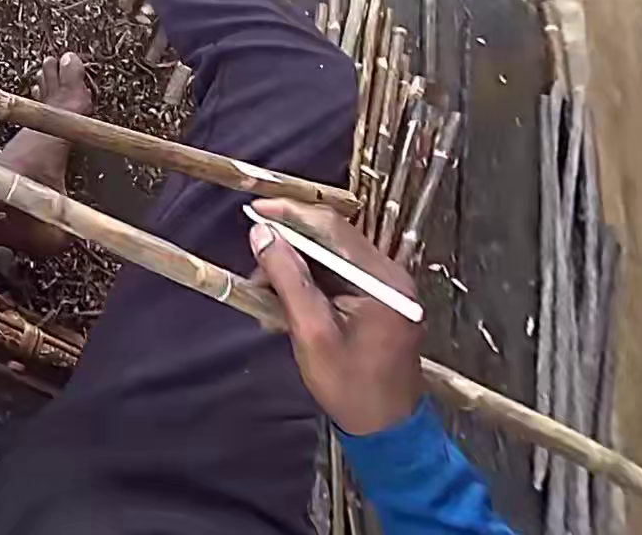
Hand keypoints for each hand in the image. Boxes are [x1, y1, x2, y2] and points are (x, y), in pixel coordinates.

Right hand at [247, 198, 424, 434]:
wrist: (388, 431)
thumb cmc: (351, 385)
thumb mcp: (311, 331)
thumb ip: (287, 277)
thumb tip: (260, 232)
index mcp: (382, 282)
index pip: (332, 227)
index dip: (289, 213)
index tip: (253, 210)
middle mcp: (389, 276)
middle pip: (329, 235)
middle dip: (286, 241)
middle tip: (255, 258)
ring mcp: (384, 286)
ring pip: (326, 252)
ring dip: (291, 262)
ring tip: (265, 287)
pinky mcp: (374, 297)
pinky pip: (331, 270)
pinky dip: (303, 276)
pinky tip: (283, 296)